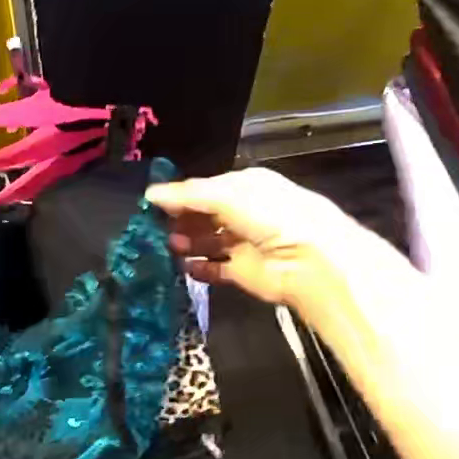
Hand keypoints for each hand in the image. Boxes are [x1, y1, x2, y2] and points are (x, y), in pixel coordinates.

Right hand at [146, 169, 389, 313]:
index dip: (180, 196)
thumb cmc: (269, 216)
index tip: (153, 204)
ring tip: (170, 246)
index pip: (206, 189)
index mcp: (246, 187)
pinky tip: (184, 267)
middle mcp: (246, 213)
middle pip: (205, 215)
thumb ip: (188, 195)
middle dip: (182, 220)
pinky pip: (216, 269)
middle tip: (156, 228)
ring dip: (188, 243)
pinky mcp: (244, 272)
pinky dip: (200, 269)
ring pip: (208, 241)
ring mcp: (245, 244)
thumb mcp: (227, 195)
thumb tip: (150, 194)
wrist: (308, 260)